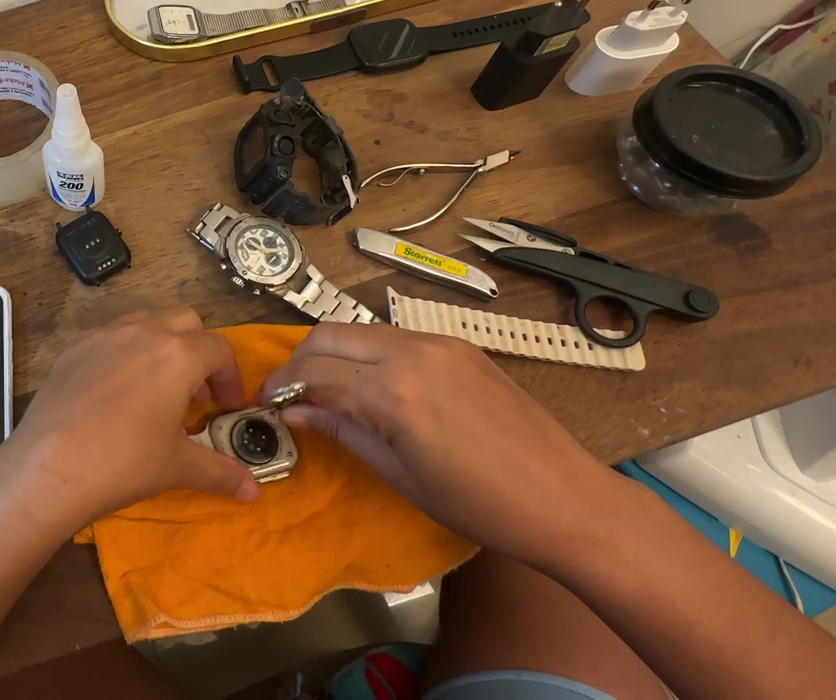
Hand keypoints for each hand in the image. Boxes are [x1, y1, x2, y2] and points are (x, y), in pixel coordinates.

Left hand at [0, 306, 260, 533]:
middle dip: (198, 350)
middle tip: (196, 393)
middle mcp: (141, 332)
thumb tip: (253, 490)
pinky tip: (116, 394)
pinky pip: (110, 338)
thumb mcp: (178, 467)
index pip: (218, 348)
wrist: (50, 465)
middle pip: (184, 321)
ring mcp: (102, 336)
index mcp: (177, 354)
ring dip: (162, 346)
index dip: (230, 375)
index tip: (226, 406)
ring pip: (144, 322)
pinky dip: (125, 354)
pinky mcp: (73, 348)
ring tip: (157, 390)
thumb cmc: (125, 462)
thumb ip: (220, 472)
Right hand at [259, 323, 620, 567]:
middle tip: (293, 393)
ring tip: (331, 389)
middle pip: (329, 334)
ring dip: (335, 353)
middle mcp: (412, 353)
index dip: (282, 385)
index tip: (266, 402)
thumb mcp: (400, 475)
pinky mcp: (458, 344)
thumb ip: (342, 430)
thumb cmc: (481, 505)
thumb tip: (296, 410)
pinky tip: (377, 385)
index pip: (314, 371)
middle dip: (300, 360)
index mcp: (394, 393)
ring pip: (361, 330)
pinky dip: (371, 353)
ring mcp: (438, 343)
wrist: (568, 499)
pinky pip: (395, 338)